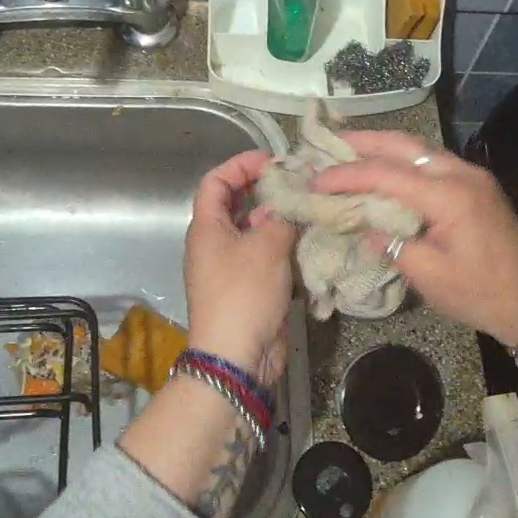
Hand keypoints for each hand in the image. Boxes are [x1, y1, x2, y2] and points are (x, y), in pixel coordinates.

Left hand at [183, 150, 297, 381]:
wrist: (237, 356)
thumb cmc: (244, 294)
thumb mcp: (266, 247)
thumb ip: (281, 217)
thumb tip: (290, 205)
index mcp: (207, 227)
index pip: (216, 181)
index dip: (241, 165)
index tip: (273, 161)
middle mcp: (215, 243)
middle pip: (238, 204)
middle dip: (267, 191)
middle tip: (299, 184)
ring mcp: (231, 267)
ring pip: (256, 231)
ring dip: (281, 220)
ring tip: (311, 210)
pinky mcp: (250, 288)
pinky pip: (267, 257)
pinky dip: (286, 248)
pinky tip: (310, 243)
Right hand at [314, 131, 517, 345]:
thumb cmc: (480, 294)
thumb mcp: (429, 277)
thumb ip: (391, 245)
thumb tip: (363, 226)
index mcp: (450, 196)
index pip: (387, 175)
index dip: (348, 175)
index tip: (316, 181)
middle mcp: (461, 174)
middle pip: (404, 145)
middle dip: (362, 142)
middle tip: (326, 143)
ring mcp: (471, 176)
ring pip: (418, 148)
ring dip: (381, 147)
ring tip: (347, 150)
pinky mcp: (474, 185)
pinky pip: (430, 161)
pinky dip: (401, 160)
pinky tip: (382, 168)